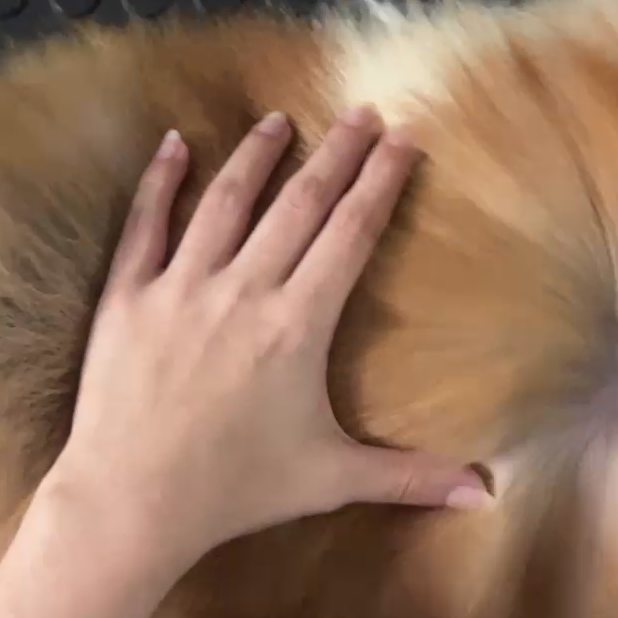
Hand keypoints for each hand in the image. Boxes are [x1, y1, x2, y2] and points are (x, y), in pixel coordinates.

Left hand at [43, 106, 492, 576]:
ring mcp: (182, 284)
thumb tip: (488, 496)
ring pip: (228, 200)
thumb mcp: (333, 479)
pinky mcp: (128, 294)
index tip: (403, 138)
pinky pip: (145, 224)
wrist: (132, 504)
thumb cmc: (238, 490)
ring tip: (280, 119)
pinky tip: (174, 143)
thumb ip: (411, 477)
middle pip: (301, 202)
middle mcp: (245, 287)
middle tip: (361, 112)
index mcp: (299, 322)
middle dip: (338, 152)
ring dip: (258, 155)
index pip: (352, 232)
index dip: (382, 180)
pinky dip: (160, 180)